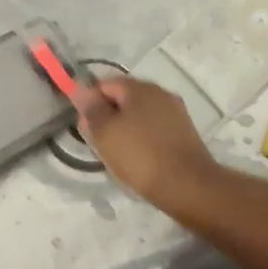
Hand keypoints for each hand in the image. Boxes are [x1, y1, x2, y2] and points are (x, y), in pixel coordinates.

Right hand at [70, 78, 216, 203]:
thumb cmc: (140, 156)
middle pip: (124, 99)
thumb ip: (92, 109)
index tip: (85, 128)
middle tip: (98, 144)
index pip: (105, 84)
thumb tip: (80, 90)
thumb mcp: (106, 132)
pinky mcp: (184, 132)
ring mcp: (175, 113)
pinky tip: (138, 159)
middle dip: (107, 117)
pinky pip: (154, 129)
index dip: (90, 103)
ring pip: (140, 115)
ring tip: (117, 155)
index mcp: (140, 88)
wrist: (187, 185)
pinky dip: (142, 139)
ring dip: (124, 130)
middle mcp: (160, 93)